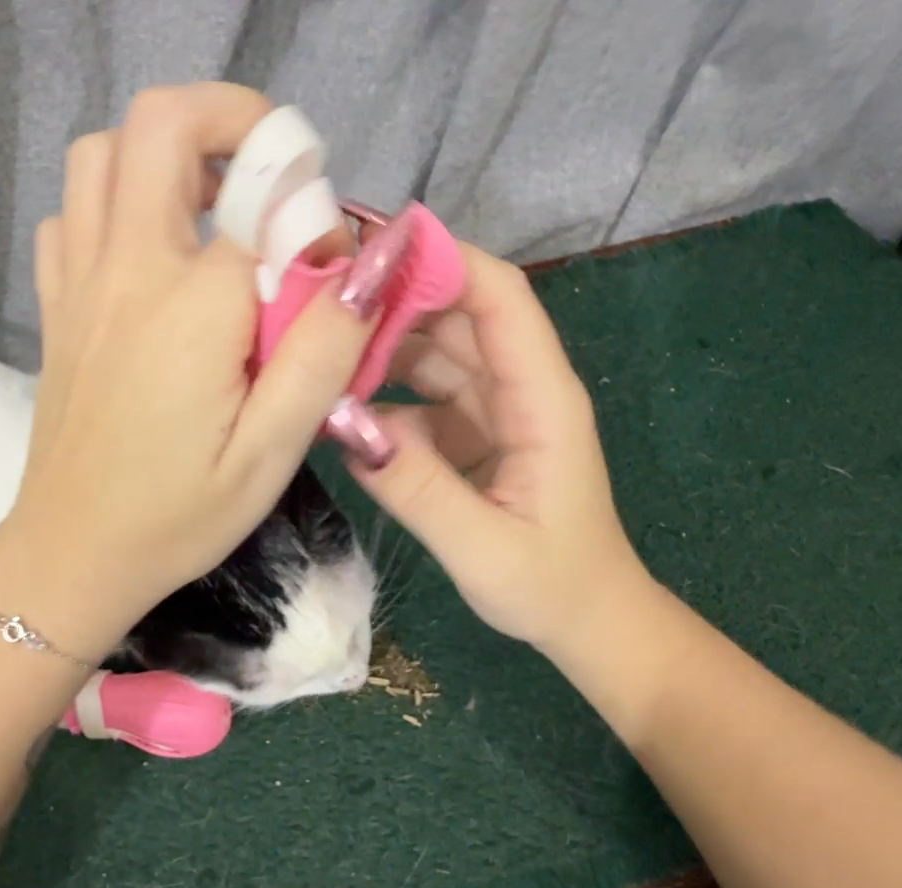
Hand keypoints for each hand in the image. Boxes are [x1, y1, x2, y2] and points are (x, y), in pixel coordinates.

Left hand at [0, 83, 373, 655]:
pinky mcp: (58, 305)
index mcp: (192, 307)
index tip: (331, 282)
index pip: (267, 211)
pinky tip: (151, 253)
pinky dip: (112, 201)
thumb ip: (322, 352)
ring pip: (103, 153)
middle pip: (163, 125)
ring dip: (165, 152)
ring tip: (215, 205)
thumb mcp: (271, 452)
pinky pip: (71, 213)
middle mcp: (127, 270)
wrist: (73, 551)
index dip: (313, 229)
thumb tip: (371, 266)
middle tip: (274, 178)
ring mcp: (80, 281)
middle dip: (231, 123)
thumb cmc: (177, 516)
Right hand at [348, 242, 650, 657]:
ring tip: (313, 351)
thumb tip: (344, 427)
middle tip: (314, 302)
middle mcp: (519, 390)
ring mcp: (494, 412)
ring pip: (433, 355)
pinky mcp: (473, 437)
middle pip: (456, 318)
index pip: (499, 299)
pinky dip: (382, 398)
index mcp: (542, 400)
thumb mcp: (482, 548)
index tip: (369, 251)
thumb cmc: (551, 586)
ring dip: (380, 349)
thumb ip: (417, 490)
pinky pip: (422, 400)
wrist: (588, 622)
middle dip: (392, 302)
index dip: (442, 261)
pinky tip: (337, 409)